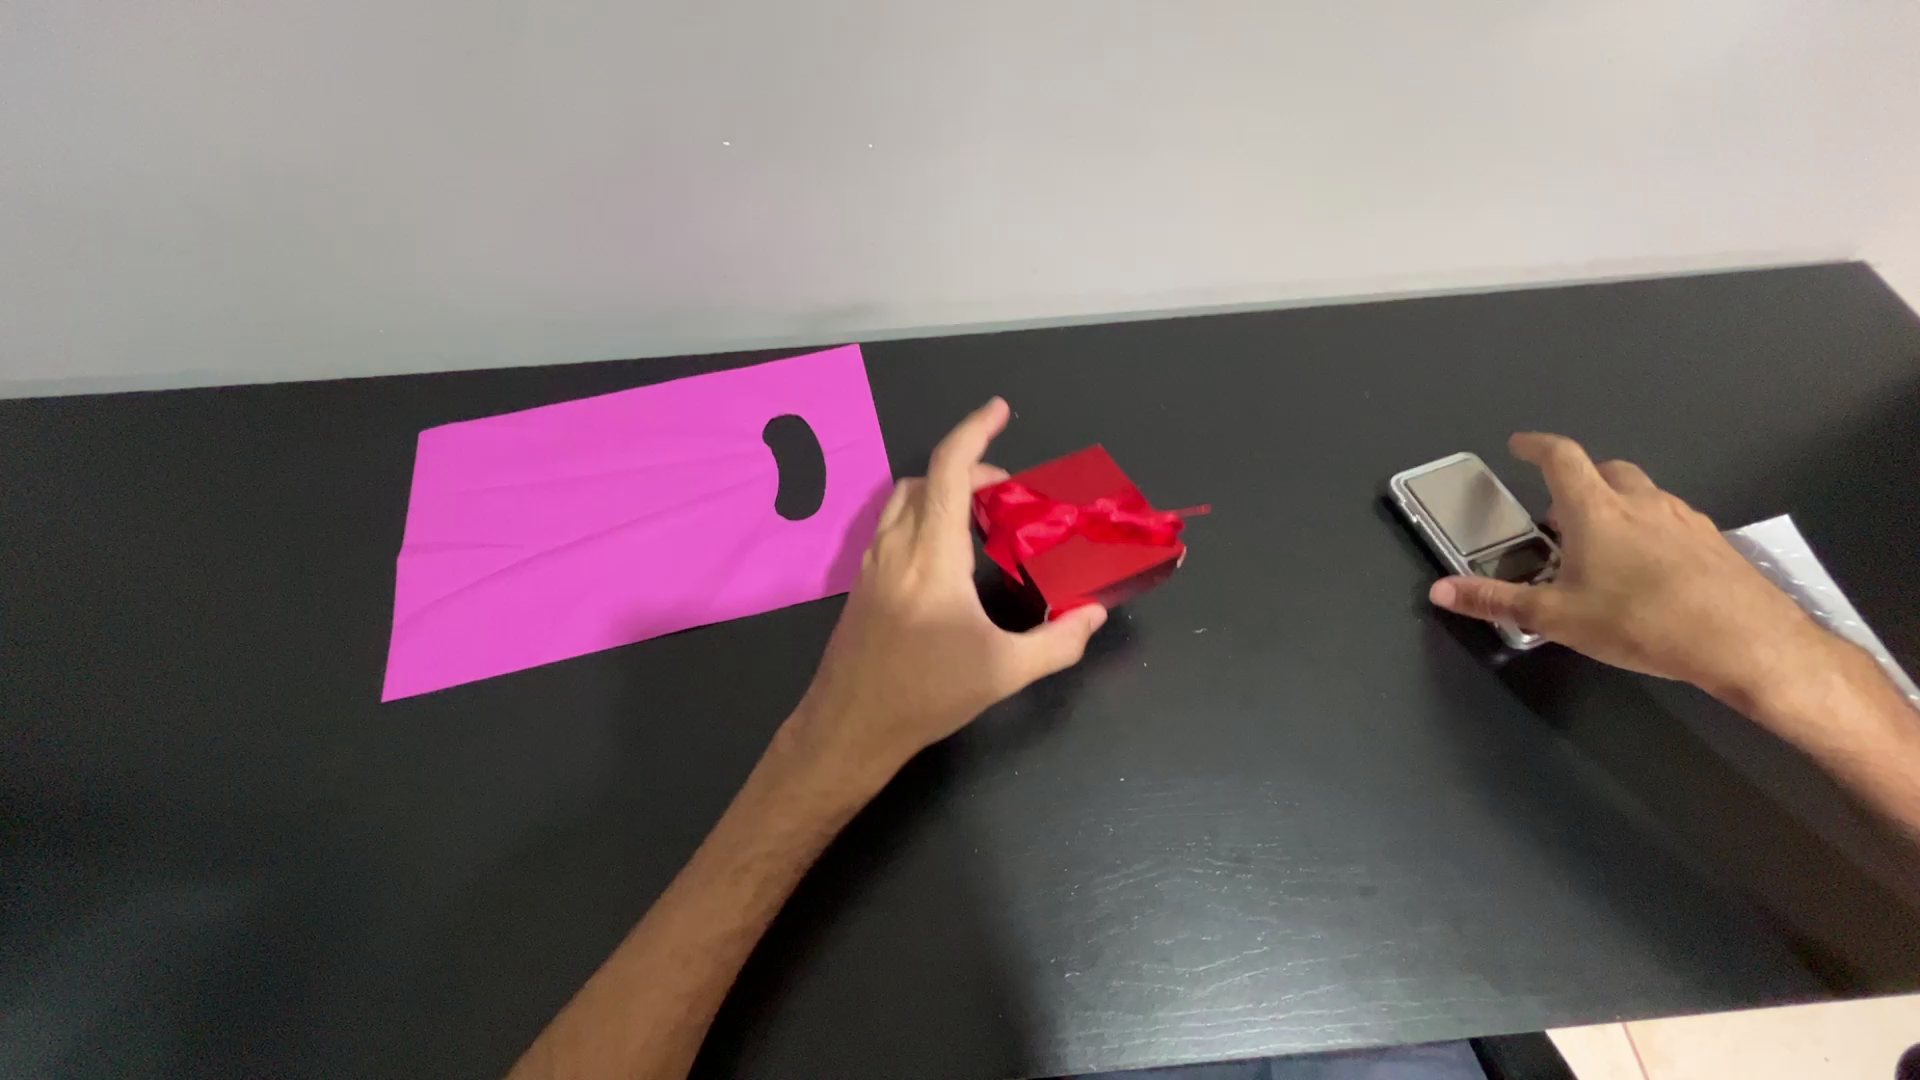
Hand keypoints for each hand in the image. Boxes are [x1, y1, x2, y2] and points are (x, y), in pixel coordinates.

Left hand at [786, 398, 1107, 786]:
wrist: (849, 726)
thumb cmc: (925, 696)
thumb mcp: (1004, 671)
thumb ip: (1059, 641)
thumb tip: (1094, 613)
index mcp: (933, 556)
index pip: (950, 470)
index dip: (975, 430)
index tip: (1000, 410)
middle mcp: (897, 546)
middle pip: (930, 479)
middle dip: (971, 470)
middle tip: (1009, 498)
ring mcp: (872, 561)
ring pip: (906, 499)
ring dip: (944, 492)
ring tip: (981, 521)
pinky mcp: (862, 580)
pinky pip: (893, 525)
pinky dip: (924, 516)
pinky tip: (947, 554)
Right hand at [1427, 432, 1826, 702]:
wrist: (1752, 646)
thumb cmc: (1642, 622)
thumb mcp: (1555, 617)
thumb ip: (1494, 600)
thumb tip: (1439, 591)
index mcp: (1597, 512)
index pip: (1563, 458)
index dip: (1537, 446)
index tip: (1519, 444)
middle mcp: (1643, 506)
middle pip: (1608, 470)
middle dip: (1578, 478)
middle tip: (1556, 509)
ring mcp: (1686, 523)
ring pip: (1644, 494)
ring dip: (1615, 503)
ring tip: (1596, 540)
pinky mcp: (1716, 546)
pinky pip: (1672, 521)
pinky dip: (1648, 528)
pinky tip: (1643, 566)